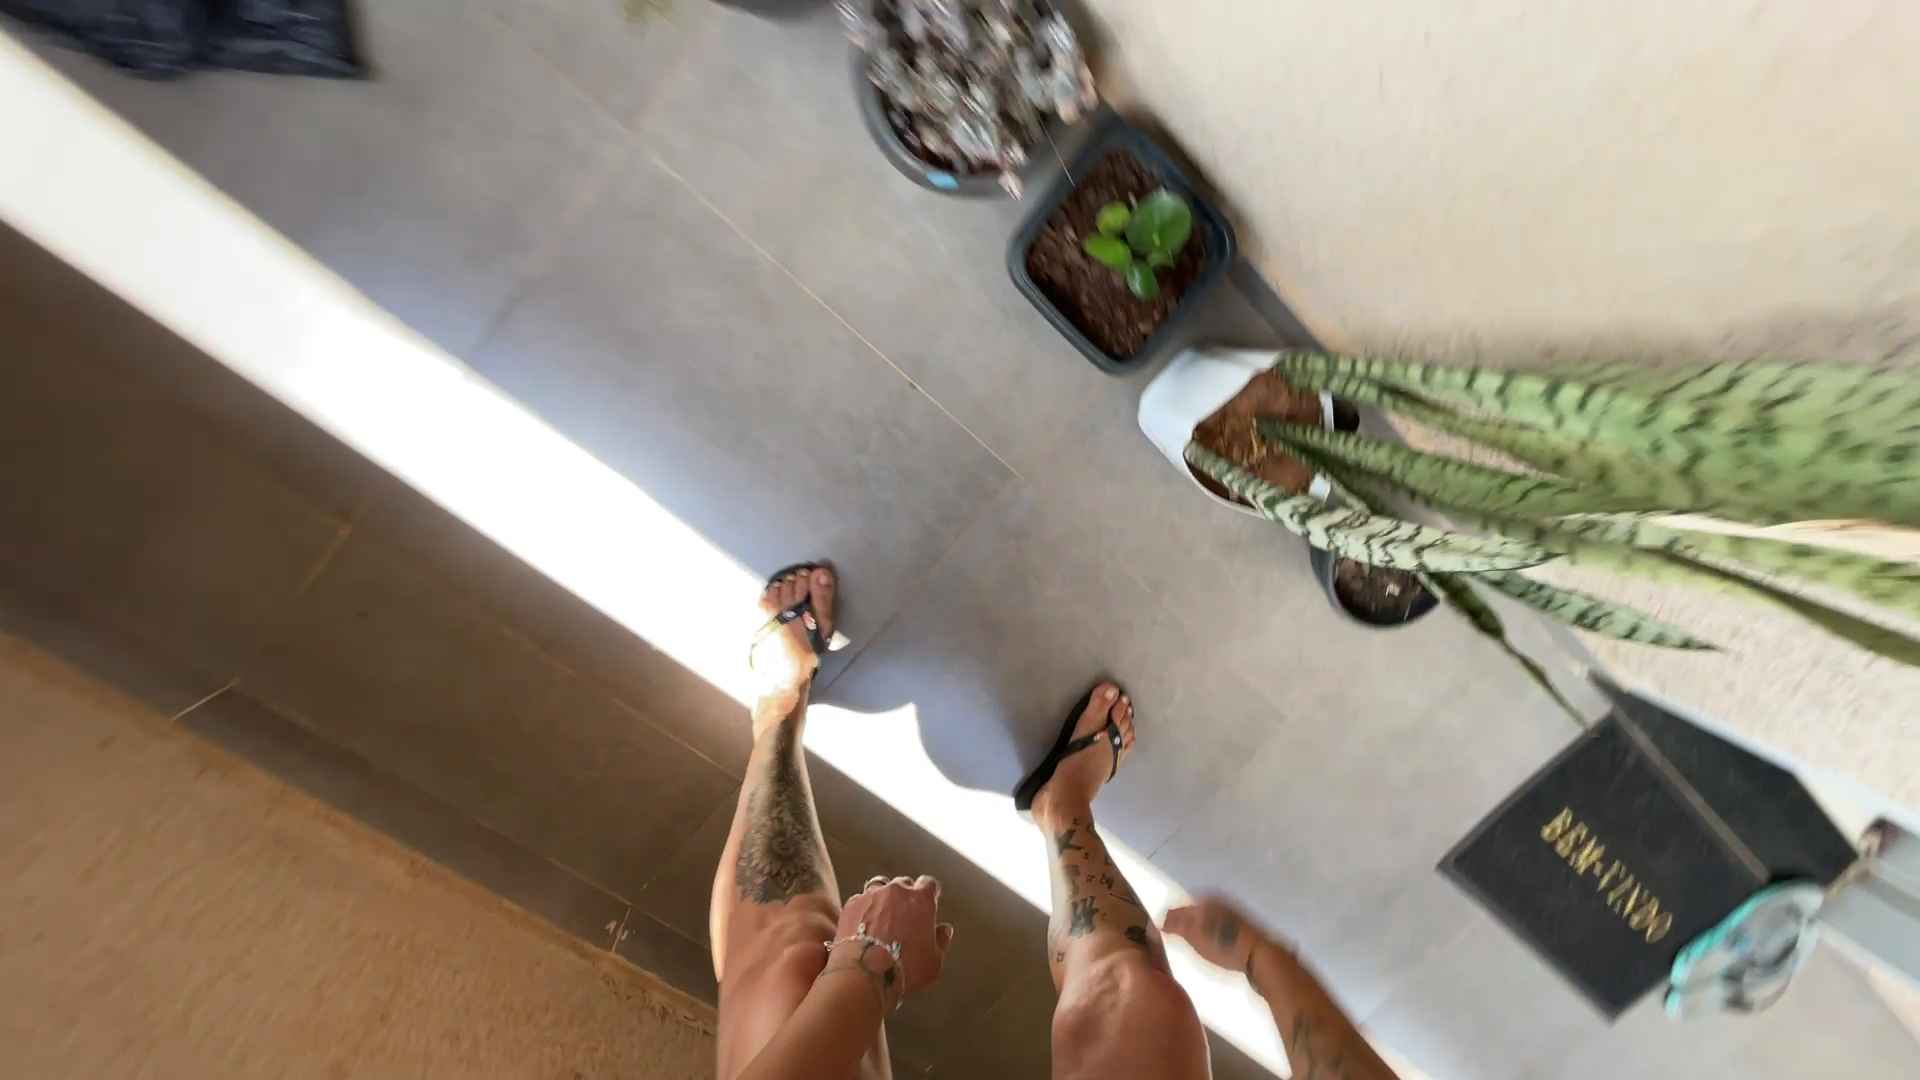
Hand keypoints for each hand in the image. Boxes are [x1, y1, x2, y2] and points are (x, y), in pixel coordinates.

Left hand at [831, 876, 954, 1008]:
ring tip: (881, 918)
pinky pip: (861, 900)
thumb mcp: (934, 961)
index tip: (928, 904)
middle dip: (905, 896)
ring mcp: (872, 894)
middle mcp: (897, 889)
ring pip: (880, 887)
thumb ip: (941, 940)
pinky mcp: (852, 903)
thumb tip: (944, 929)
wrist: (864, 975)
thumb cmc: (906, 969)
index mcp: (922, 899)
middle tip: (903, 917)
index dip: (929, 893)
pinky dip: (863, 909)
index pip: (929, 884)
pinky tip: (862, 926)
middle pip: (904, 884)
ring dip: (883, 898)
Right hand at [1162, 897, 1272, 976]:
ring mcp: (1236, 916)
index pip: (1183, 904)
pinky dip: (1215, 937)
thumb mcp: (1194, 934)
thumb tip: (1160, 918)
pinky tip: (1214, 950)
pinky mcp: (1246, 932)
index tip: (1164, 930)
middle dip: (1187, 922)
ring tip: (1195, 947)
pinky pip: (1223, 930)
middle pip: (1197, 910)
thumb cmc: (1223, 944)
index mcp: (1207, 898)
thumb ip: (1176, 924)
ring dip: (1202, 930)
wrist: (1261, 958)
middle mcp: (1222, 902)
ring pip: (1211, 920)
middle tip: (1177, 939)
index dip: (1172, 917)